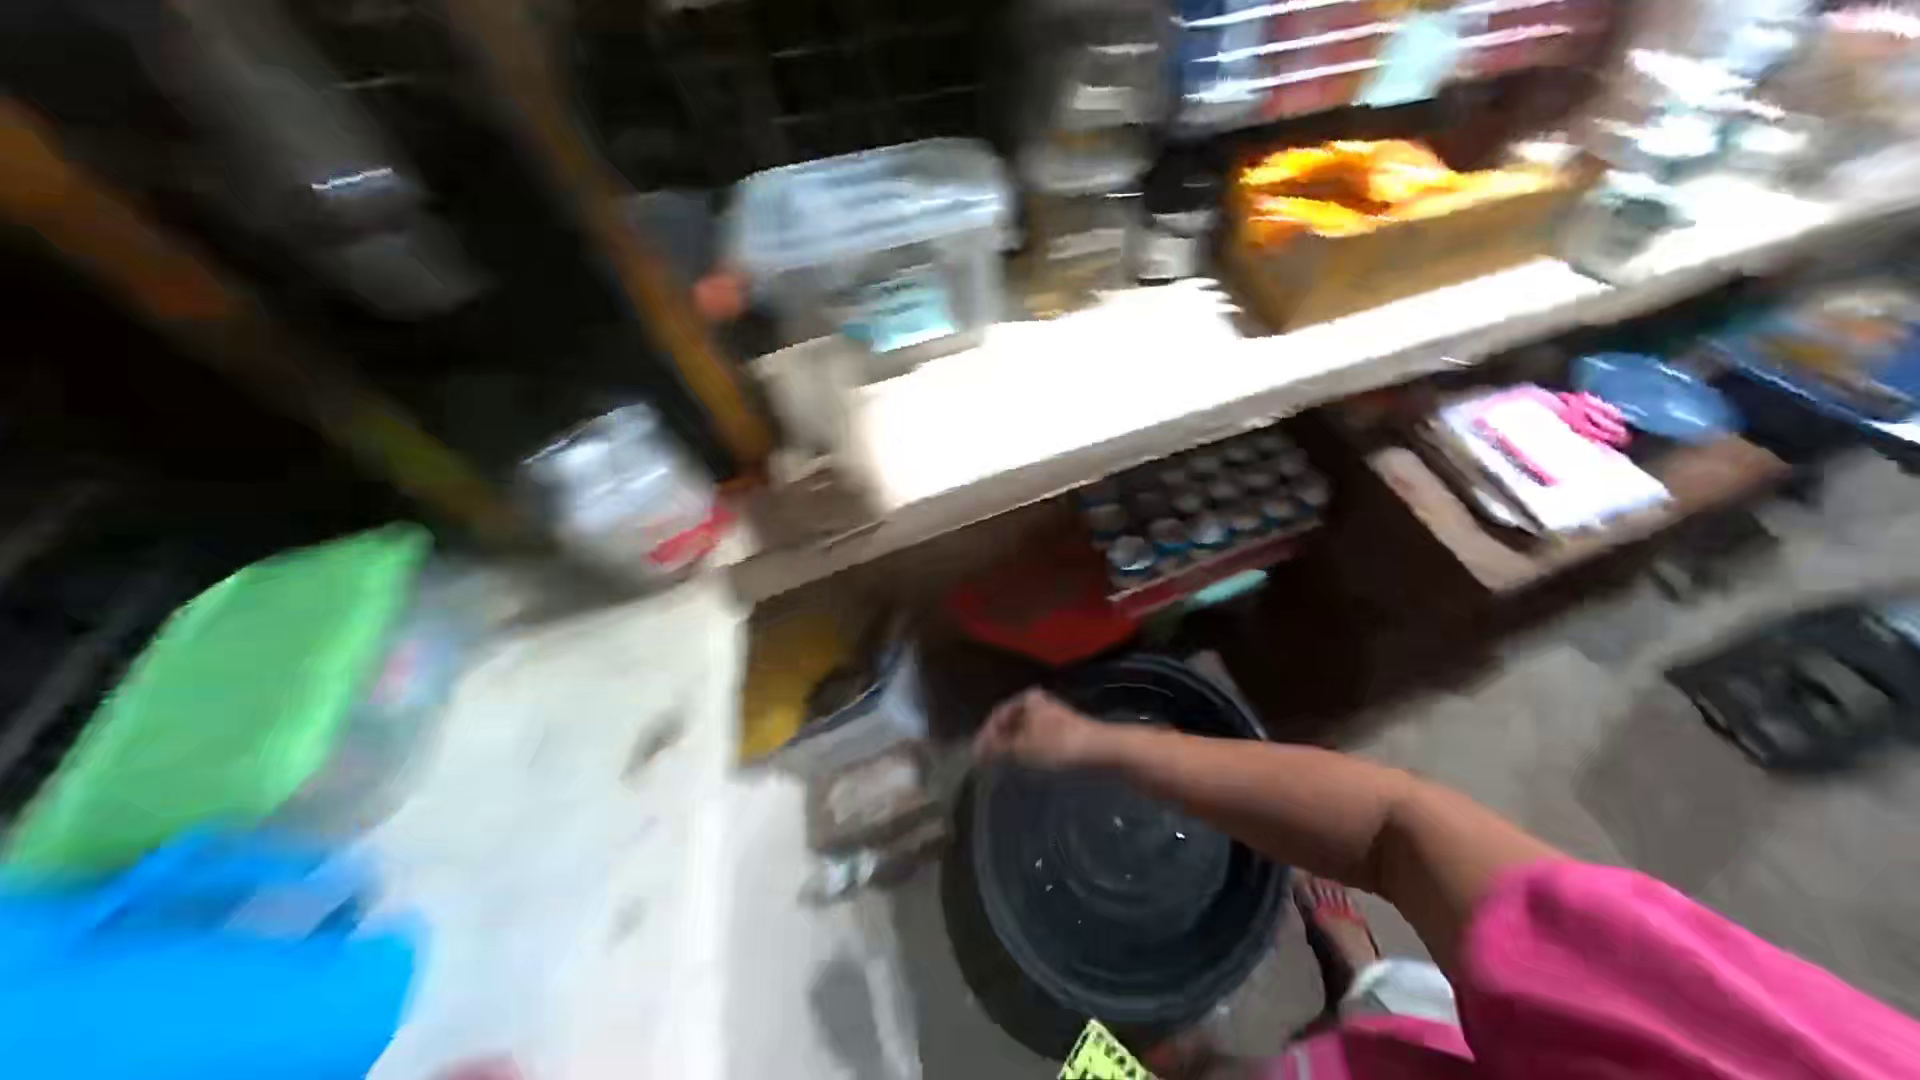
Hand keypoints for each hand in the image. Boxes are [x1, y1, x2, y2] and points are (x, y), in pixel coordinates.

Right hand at [974, 689, 1107, 768]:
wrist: (1102, 751)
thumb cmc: (1058, 746)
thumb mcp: (1022, 749)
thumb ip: (997, 749)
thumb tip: (978, 751)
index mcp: (1027, 699)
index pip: (998, 715)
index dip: (985, 735)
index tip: (977, 755)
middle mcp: (1040, 702)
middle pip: (1012, 721)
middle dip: (999, 740)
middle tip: (988, 760)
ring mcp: (1055, 717)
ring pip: (1026, 731)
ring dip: (1014, 747)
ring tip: (1005, 765)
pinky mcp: (1067, 732)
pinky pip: (1039, 740)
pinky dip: (1029, 750)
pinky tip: (1028, 765)